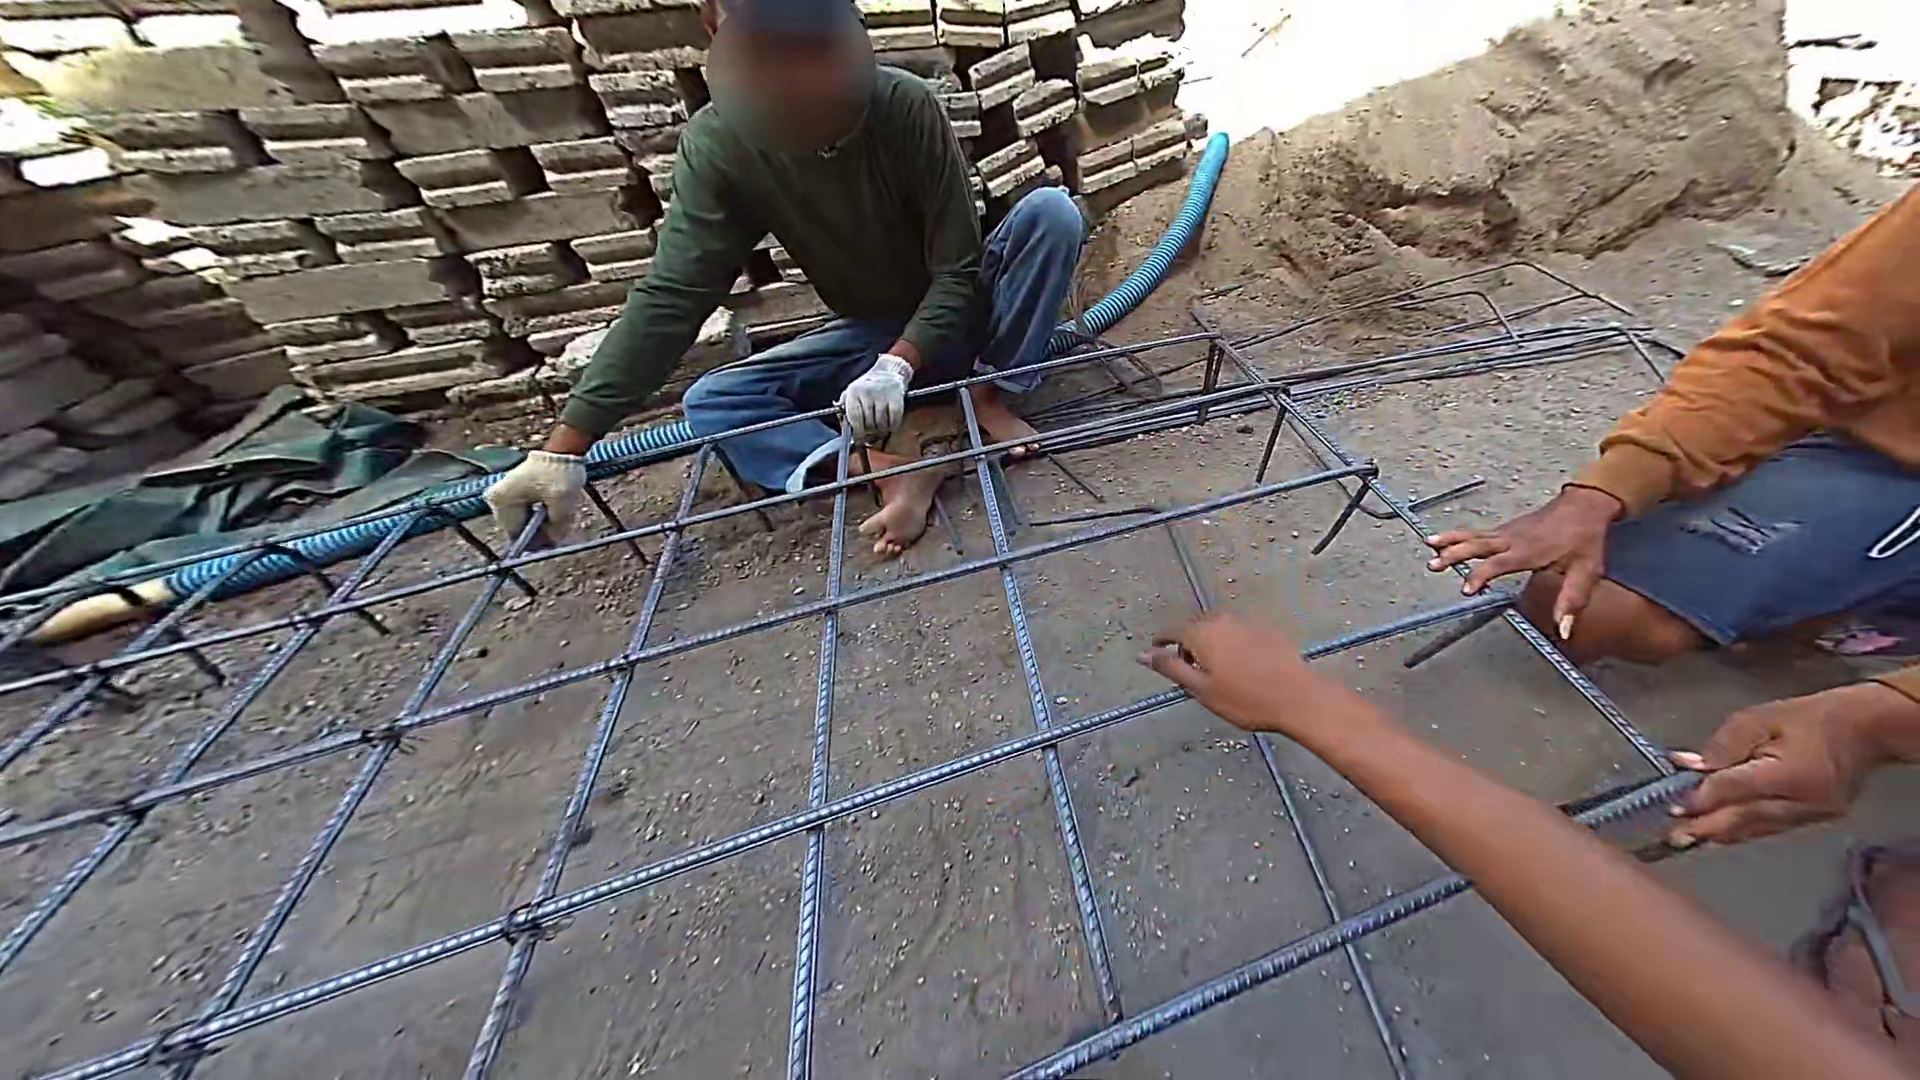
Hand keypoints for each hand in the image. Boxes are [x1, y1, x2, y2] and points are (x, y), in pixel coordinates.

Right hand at [484, 450, 586, 541]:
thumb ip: (557, 526)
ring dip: (539, 525)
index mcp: (503, 501)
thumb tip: (553, 542)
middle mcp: (498, 498)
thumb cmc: (560, 474)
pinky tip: (554, 515)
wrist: (563, 450)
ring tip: (558, 525)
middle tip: (557, 540)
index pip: (514, 533)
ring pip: (523, 519)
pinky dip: (539, 515)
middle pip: (517, 526)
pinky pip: (526, 509)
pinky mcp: (515, 490)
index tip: (548, 551)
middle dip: (537, 535)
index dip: (532, 544)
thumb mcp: (563, 504)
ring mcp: (505, 493)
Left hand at [838, 353, 913, 442]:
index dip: (857, 432)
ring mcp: (882, 396)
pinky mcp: (896, 399)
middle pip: (868, 424)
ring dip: (882, 430)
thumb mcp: (851, 392)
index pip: (854, 418)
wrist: (888, 371)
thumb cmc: (867, 386)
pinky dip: (893, 426)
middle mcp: (867, 393)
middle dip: (870, 431)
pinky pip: (894, 422)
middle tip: (872, 431)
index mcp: (853, 392)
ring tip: (881, 425)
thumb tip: (844, 426)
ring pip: (881, 425)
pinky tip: (891, 423)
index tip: (859, 439)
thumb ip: (844, 408)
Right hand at [1138, 612, 1355, 737]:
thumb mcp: (1200, 688)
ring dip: (1210, 643)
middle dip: (1187, 644)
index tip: (1159, 655)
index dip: (1161, 643)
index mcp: (1201, 633)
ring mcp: (1246, 622)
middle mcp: (1221, 620)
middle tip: (1191, 671)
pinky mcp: (1266, 629)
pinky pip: (1238, 632)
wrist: (1300, 699)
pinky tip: (1242, 666)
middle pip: (1194, 627)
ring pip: (1217, 628)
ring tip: (1217, 670)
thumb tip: (1143, 654)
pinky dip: (1231, 643)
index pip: (1171, 631)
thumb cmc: (1245, 699)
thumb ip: (1169, 667)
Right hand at [1425, 485, 1622, 639]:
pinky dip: (1453, 536)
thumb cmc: (1583, 540)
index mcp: (1527, 552)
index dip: (1480, 576)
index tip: (1467, 590)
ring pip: (1470, 537)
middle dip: (1453, 555)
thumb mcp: (1587, 572)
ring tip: (1427, 544)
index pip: (1497, 564)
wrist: (1583, 507)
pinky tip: (1438, 539)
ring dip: (1447, 541)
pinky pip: (1471, 533)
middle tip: (1433, 564)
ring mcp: (1502, 533)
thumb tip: (1564, 630)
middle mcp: (1509, 541)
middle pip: (1476, 546)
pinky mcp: (1499, 530)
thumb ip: (1572, 600)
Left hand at [1668, 683, 1919, 846]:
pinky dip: (1744, 828)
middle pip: (1747, 816)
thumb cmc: (1804, 720)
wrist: (1864, 730)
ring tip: (1687, 837)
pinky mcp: (1820, 815)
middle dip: (1707, 827)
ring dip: (1722, 832)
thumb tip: (1686, 765)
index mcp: (1790, 775)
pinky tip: (1720, 830)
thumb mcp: (1752, 722)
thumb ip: (1718, 746)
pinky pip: (1773, 825)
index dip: (1698, 799)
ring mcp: (1817, 812)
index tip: (1670, 808)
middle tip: (1674, 836)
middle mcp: (1807, 800)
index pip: (1733, 790)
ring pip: (1760, 827)